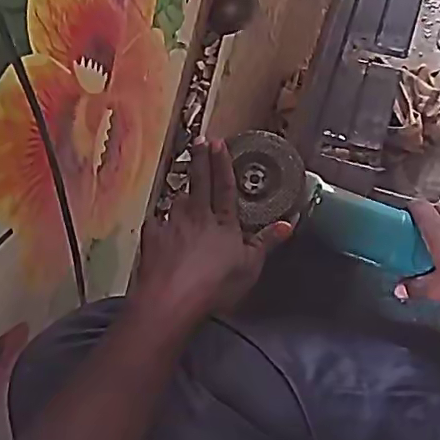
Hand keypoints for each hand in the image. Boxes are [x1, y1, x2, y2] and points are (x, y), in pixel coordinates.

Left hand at [131, 140, 292, 324]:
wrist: (170, 299)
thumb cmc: (215, 285)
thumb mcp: (250, 266)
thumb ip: (266, 242)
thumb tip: (287, 224)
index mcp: (223, 221)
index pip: (224, 186)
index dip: (222, 163)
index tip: (219, 144)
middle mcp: (197, 216)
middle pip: (199, 181)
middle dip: (200, 159)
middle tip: (200, 141)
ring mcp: (172, 224)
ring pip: (178, 199)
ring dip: (183, 189)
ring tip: (185, 186)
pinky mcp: (152, 238)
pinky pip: (158, 221)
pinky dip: (162, 219)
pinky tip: (161, 222)